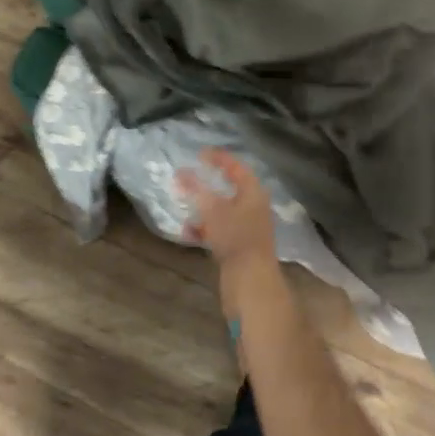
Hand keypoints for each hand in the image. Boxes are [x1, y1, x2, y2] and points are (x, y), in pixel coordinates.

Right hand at [177, 149, 277, 274]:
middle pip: (229, 189)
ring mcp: (247, 228)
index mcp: (253, 193)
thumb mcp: (212, 209)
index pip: (237, 167)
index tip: (199, 154)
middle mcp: (253, 207)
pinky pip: (219, 230)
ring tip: (183, 206)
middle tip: (188, 178)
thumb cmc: (235, 237)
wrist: (250, 281)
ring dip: (202, 208)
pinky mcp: (239, 246)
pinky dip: (204, 228)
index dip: (219, 158)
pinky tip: (188, 232)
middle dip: (207, 184)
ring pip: (222, 211)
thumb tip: (181, 172)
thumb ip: (196, 189)